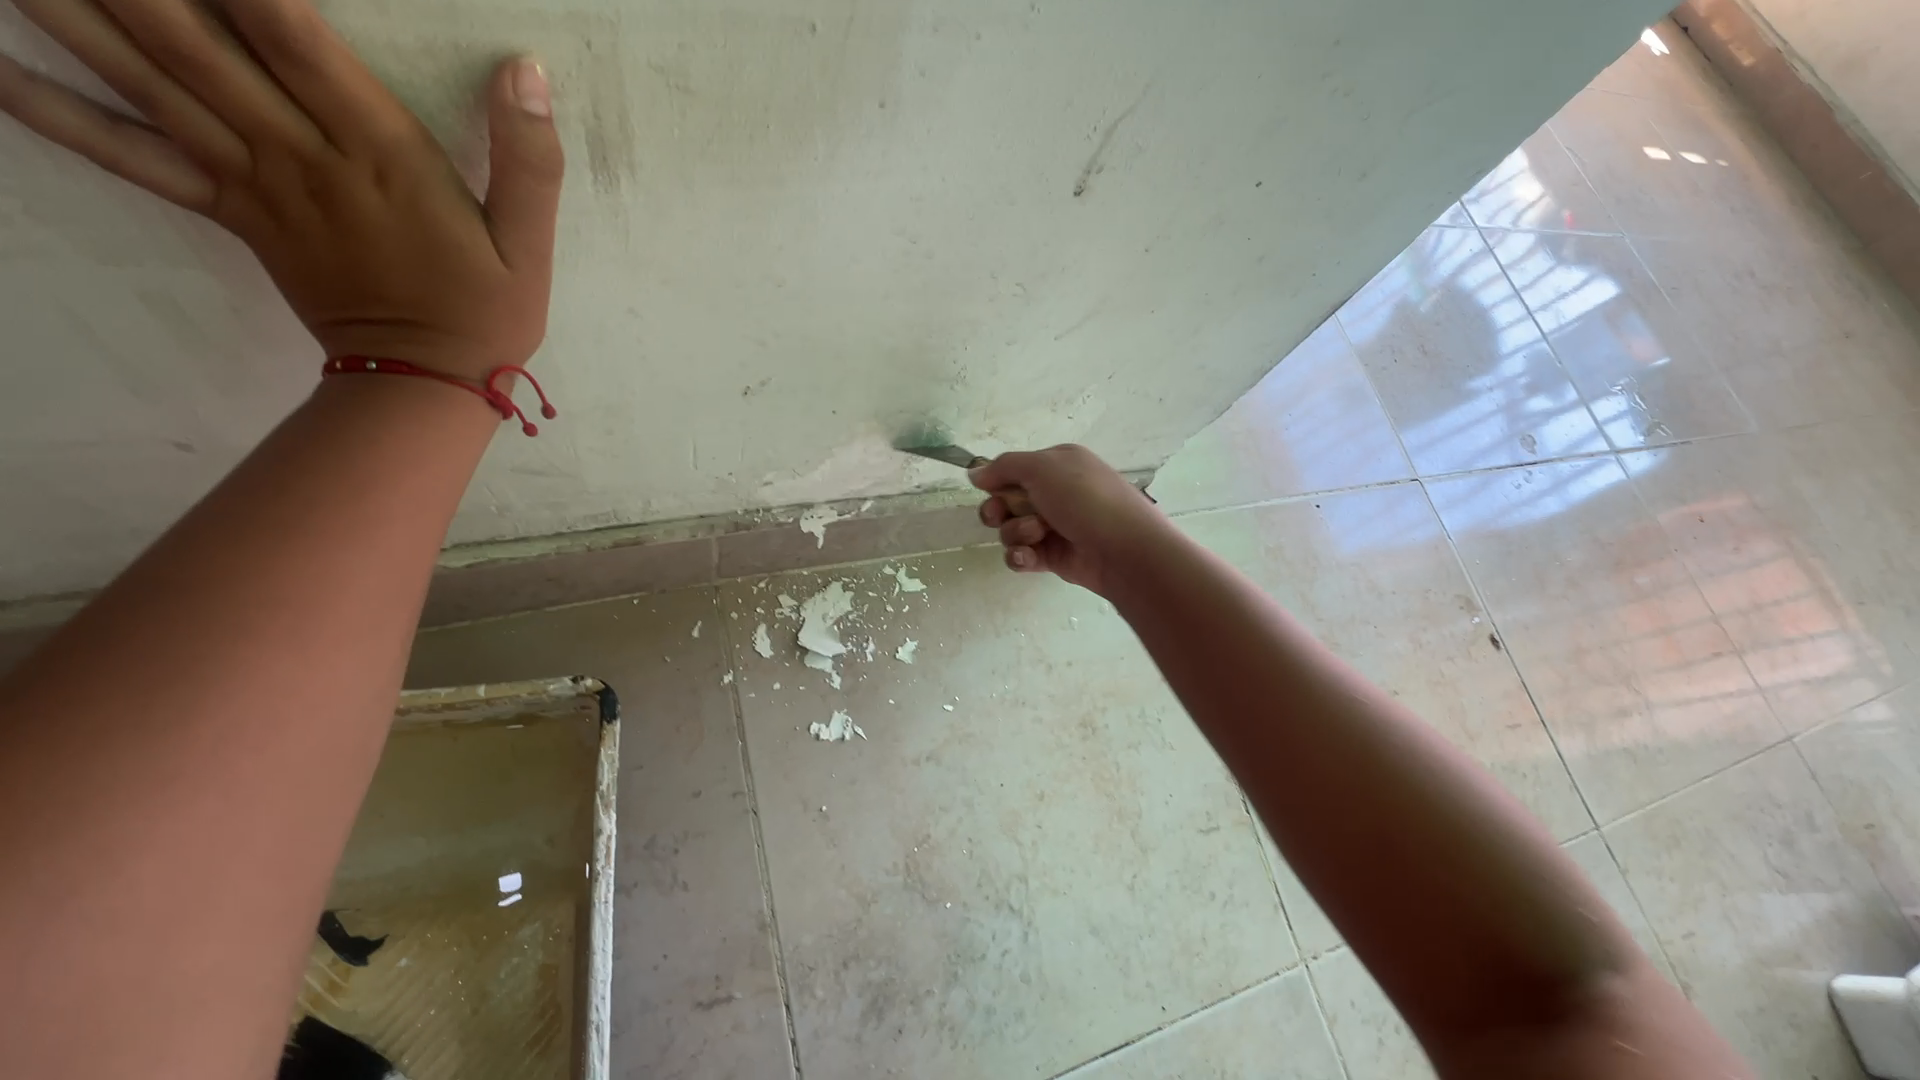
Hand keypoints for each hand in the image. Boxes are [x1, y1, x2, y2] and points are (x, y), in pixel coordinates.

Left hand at [0, 0, 562, 378]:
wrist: (427, 380)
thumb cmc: (485, 310)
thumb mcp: (529, 244)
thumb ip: (528, 160)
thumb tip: (527, 71)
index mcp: (380, 154)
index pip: (294, 36)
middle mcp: (301, 156)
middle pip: (194, 41)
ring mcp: (257, 185)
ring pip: (149, 84)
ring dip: (71, 14)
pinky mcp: (234, 215)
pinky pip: (132, 162)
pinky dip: (54, 115)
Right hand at [971, 444, 1172, 593]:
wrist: (1123, 549)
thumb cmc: (1085, 498)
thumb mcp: (1042, 468)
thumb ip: (1004, 467)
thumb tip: (974, 473)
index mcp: (1057, 465)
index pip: (1014, 470)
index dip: (997, 481)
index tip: (989, 489)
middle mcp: (1055, 494)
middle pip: (1006, 502)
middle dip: (998, 510)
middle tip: (999, 515)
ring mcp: (1055, 527)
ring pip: (1011, 530)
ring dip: (1016, 533)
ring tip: (1037, 536)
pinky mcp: (1054, 557)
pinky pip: (1022, 556)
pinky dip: (1020, 557)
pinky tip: (1029, 558)